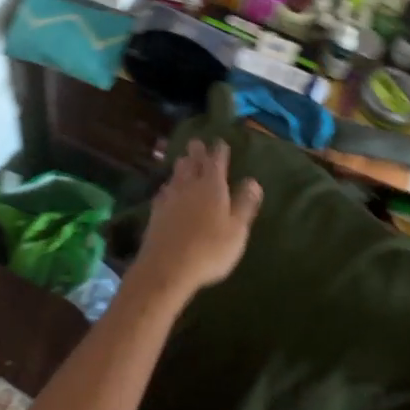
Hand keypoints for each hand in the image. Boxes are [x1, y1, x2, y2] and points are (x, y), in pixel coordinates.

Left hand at [134, 140, 262, 298]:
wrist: (167, 267)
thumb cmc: (209, 249)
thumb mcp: (236, 230)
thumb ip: (245, 204)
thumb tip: (253, 181)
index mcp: (212, 186)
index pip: (216, 160)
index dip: (219, 150)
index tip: (220, 142)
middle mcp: (189, 185)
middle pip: (192, 162)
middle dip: (197, 151)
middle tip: (197, 142)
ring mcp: (170, 196)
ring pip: (176, 173)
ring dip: (182, 164)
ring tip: (183, 160)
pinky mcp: (156, 211)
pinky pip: (164, 190)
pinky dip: (169, 185)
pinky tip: (168, 190)